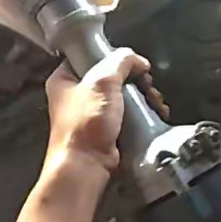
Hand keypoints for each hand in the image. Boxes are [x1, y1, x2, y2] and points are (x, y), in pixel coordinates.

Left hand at [44, 48, 161, 174]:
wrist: (87, 166)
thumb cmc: (86, 123)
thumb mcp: (103, 81)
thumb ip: (121, 61)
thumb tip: (140, 62)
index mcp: (64, 79)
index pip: (91, 56)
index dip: (114, 57)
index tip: (133, 64)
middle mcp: (77, 96)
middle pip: (114, 77)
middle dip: (137, 81)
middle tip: (147, 87)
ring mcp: (93, 114)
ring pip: (125, 96)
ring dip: (144, 97)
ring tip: (155, 102)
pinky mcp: (108, 131)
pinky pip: (129, 114)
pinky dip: (144, 113)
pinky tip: (156, 113)